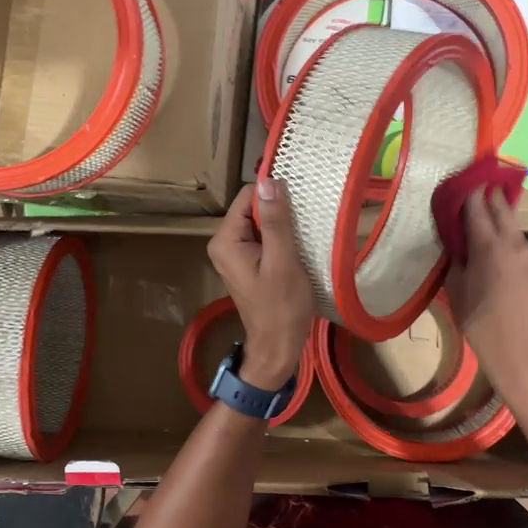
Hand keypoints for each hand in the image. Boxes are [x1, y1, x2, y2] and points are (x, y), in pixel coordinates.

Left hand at [207, 180, 313, 387]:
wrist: (278, 347)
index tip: (298, 206)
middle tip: (303, 226)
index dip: (273, 196)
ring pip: (260, 223)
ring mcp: (234, 253)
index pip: (248, 197)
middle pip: (253, 208)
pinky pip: (263, 238)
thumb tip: (268, 181)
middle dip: (278, 213)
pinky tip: (296, 250)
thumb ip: (274, 221)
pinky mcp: (247, 263)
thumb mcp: (282, 261)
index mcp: (225, 240)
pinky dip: (280, 240)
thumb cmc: (282, 307)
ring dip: (282, 227)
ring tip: (302, 239)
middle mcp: (223, 243)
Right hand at [444, 187, 527, 409]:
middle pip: (502, 208)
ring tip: (484, 222)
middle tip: (477, 185)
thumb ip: (457, 259)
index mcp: (490, 247)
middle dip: (489, 196)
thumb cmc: (480, 325)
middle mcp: (516, 243)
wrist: (522, 354)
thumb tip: (456, 242)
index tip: (461, 181)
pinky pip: (522, 247)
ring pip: (513, 229)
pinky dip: (509, 243)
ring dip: (500, 222)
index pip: (478, 206)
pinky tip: (499, 255)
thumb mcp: (457, 290)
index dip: (468, 191)